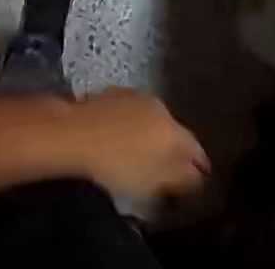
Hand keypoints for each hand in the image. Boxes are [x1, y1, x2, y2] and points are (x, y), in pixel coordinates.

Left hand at [68, 88, 209, 198]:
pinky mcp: (112, 92)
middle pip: (174, 132)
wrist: (74, 133)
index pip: (197, 151)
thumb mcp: (156, 183)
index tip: (199, 180)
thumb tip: (199, 174)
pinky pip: (129, 113)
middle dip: (173, 150)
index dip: (200, 168)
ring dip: (151, 134)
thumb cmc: (118, 164)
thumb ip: (184, 179)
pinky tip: (118, 137)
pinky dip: (130, 125)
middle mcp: (159, 107)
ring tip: (140, 153)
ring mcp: (134, 95)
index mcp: (174, 130)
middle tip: (166, 170)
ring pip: (152, 119)